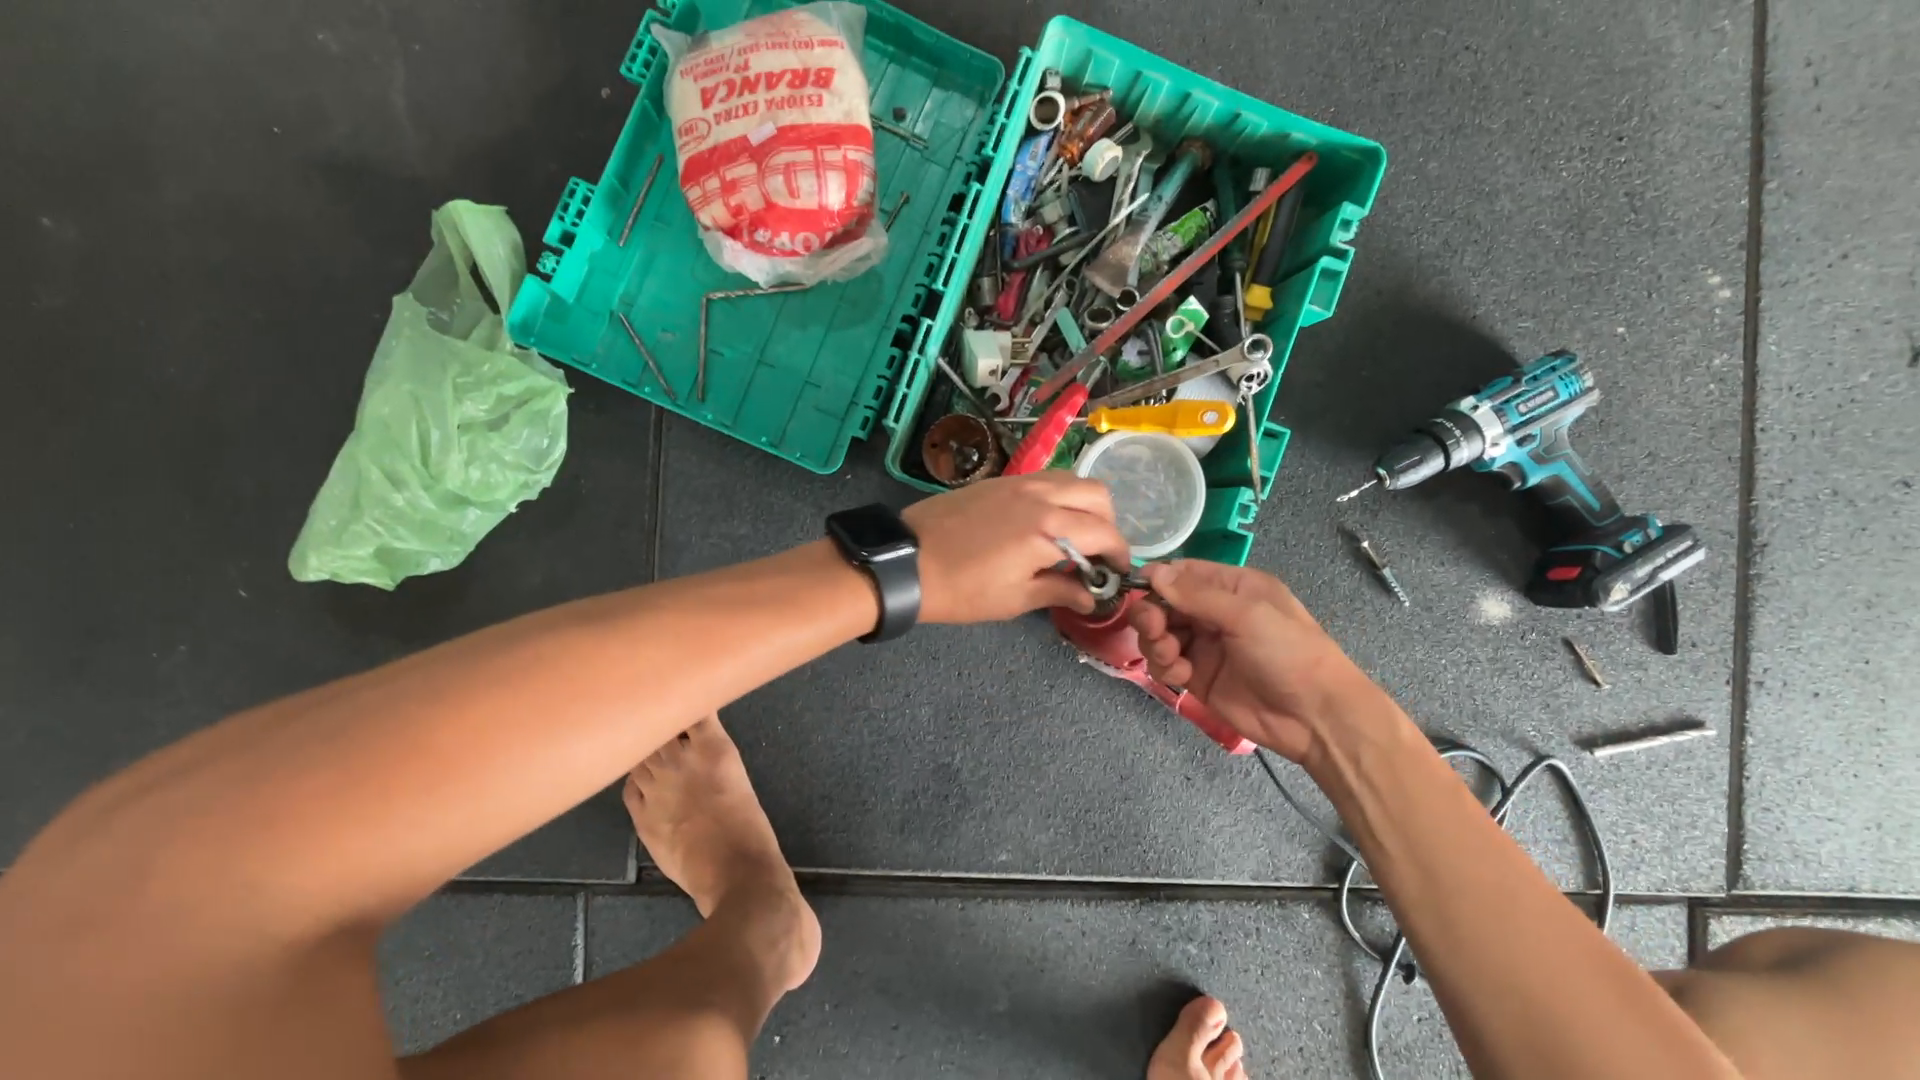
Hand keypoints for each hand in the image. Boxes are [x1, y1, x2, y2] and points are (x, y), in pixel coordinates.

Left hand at [902, 472, 1131, 622]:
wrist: (906, 560)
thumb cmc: (962, 590)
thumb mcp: (1014, 599)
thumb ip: (1059, 591)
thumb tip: (1090, 597)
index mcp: (1049, 529)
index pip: (1105, 533)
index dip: (1120, 554)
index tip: (1117, 573)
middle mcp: (1041, 496)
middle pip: (1097, 495)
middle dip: (1108, 523)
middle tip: (1097, 552)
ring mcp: (1019, 482)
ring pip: (1072, 479)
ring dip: (1085, 503)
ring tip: (1074, 534)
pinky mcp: (1000, 480)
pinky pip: (1046, 478)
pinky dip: (1059, 494)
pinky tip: (1045, 521)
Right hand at [1128, 560, 1399, 761]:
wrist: (1314, 716)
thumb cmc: (1288, 651)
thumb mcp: (1246, 613)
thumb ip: (1196, 593)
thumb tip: (1153, 571)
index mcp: (1233, 588)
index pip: (1184, 573)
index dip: (1158, 579)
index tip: (1137, 589)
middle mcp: (1215, 613)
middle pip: (1165, 604)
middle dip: (1152, 614)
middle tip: (1153, 628)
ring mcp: (1205, 647)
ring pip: (1160, 634)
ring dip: (1155, 641)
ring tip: (1170, 654)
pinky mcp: (1198, 678)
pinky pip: (1167, 664)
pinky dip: (1164, 666)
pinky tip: (1180, 674)